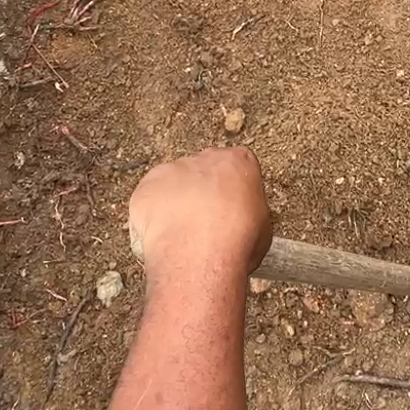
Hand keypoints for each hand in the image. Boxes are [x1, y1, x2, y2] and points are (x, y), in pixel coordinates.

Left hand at [127, 148, 271, 284]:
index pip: (235, 166)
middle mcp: (207, 158)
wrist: (202, 252)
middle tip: (203, 221)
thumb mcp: (262, 226)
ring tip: (180, 233)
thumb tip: (242, 225)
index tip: (227, 206)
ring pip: (172, 184)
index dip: (229, 189)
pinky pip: (147, 199)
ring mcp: (174, 170)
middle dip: (201, 191)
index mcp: (240, 161)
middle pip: (202, 170)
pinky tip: (162, 234)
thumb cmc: (236, 239)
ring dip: (175, 203)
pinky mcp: (147, 186)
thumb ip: (248, 213)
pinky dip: (150, 215)